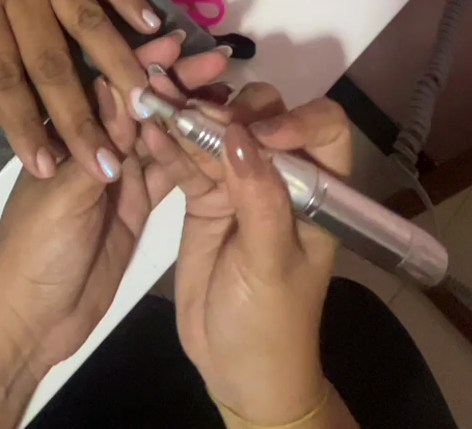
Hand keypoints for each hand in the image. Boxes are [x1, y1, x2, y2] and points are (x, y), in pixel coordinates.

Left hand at [0, 33, 225, 374]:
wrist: (31, 318)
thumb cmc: (35, 247)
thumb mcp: (63, 195)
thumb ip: (94, 145)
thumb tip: (120, 86)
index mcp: (64, 131)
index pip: (106, 86)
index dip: (140, 61)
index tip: (179, 41)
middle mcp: (92, 143)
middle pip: (138, 105)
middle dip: (174, 82)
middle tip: (217, 61)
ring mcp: (116, 173)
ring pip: (158, 134)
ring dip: (188, 113)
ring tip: (227, 89)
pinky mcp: (136, 203)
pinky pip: (167, 171)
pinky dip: (190, 154)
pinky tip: (220, 137)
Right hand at [139, 74, 352, 424]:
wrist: (238, 371)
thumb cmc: (272, 323)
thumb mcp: (271, 263)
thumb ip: (259, 198)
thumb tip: (239, 134)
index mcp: (317, 189)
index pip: (322, 129)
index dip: (294, 119)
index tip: (256, 133)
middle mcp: (279, 175)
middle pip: (262, 117)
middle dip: (230, 109)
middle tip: (195, 113)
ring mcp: (238, 183)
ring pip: (218, 132)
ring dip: (190, 116)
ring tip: (158, 99)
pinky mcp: (203, 197)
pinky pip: (186, 160)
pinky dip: (168, 144)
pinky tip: (149, 128)